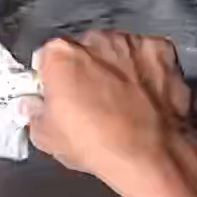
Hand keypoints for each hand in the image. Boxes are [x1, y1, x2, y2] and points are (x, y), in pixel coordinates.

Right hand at [28, 31, 194, 196]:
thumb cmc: (99, 145)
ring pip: (116, 52)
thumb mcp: (47, 138)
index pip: (48, 58)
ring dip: (115, 70)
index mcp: (60, 55)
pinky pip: (147, 56)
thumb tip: (34, 108)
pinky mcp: (161, 51)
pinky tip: (143, 97)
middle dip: (85, 71)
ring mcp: (130, 44)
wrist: (151, 155)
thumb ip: (35, 113)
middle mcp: (95, 41)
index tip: (56, 95)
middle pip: (83, 51)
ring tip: (120, 104)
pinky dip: (145, 71)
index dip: (51, 78)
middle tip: (90, 104)